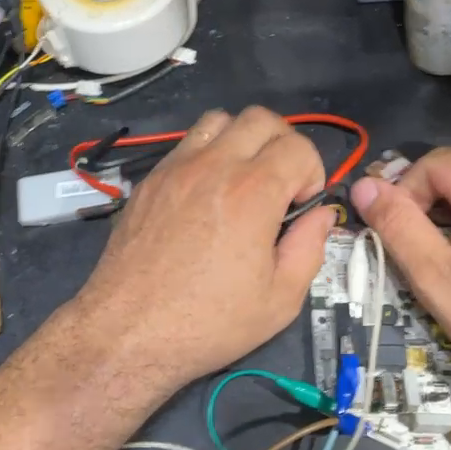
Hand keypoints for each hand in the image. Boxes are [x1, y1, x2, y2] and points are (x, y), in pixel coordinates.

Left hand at [72, 107, 335, 391]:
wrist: (129, 331)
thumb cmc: (209, 322)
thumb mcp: (279, 300)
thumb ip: (309, 248)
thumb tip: (321, 216)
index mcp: (252, 192)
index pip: (296, 146)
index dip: (311, 172)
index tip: (301, 206)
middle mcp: (213, 166)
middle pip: (260, 118)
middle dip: (282, 144)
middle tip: (281, 185)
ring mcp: (176, 168)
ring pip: (219, 120)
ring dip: (241, 139)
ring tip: (243, 179)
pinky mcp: (150, 180)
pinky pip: (186, 144)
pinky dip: (207, 154)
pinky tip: (206, 194)